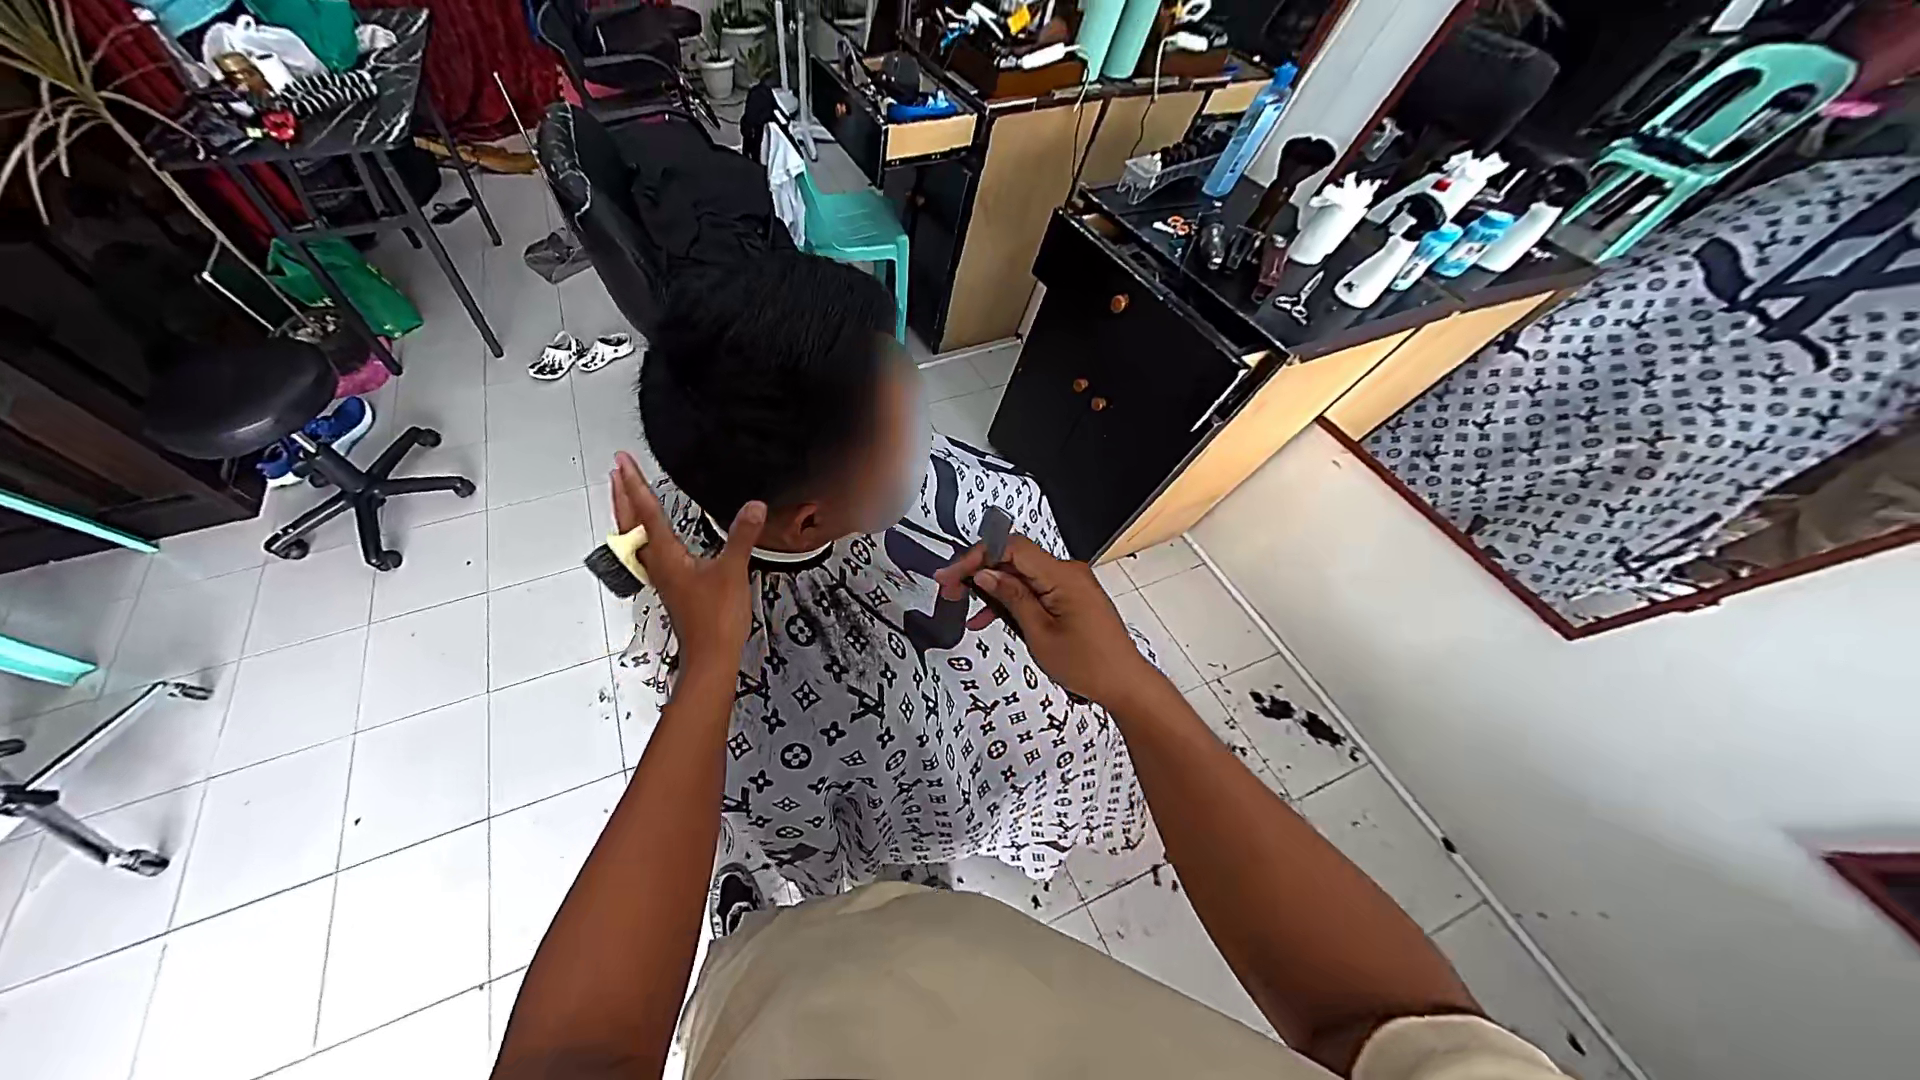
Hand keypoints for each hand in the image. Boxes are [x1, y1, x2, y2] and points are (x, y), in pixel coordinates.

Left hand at [611, 452, 765, 670]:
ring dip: (629, 512)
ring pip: (636, 536)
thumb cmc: (715, 620)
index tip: (624, 462)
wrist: (711, 655)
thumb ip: (742, 536)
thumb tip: (753, 507)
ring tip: (626, 494)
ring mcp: (663, 575)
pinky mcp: (672, 584)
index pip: (646, 512)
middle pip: (631, 522)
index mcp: (666, 555)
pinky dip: (644, 532)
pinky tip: (653, 534)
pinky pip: (649, 549)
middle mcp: (658, 563)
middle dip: (623, 494)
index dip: (635, 484)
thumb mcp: (733, 571)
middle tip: (616, 470)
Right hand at [934, 534, 1160, 707]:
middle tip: (952, 588)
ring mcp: (1070, 583)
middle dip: (979, 571)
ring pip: (1020, 573)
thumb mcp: (1039, 633)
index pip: (1011, 547)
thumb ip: (1012, 598)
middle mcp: (1068, 572)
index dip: (977, 556)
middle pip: (1013, 557)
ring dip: (992, 587)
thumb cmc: (1092, 665)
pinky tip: (991, 615)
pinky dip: (1012, 598)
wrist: (1124, 683)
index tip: (954, 574)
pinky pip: (1034, 587)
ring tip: (966, 605)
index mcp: (1063, 575)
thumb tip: (987, 574)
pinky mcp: (1070, 595)